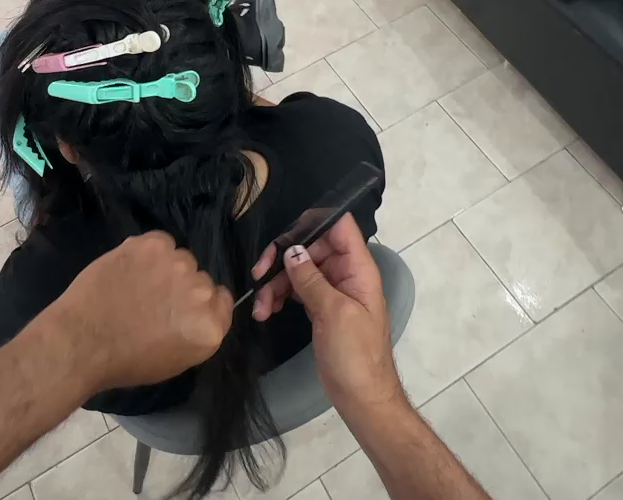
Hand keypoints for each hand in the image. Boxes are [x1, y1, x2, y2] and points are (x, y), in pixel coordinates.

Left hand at [35, 230, 232, 392]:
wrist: (82, 341)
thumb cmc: (126, 361)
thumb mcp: (175, 360)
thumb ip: (195, 329)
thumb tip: (194, 309)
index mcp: (210, 326)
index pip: (222, 299)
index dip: (201, 303)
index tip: (182, 308)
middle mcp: (200, 291)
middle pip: (201, 278)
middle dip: (182, 286)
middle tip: (155, 300)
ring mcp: (177, 263)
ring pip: (180, 257)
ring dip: (164, 267)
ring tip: (138, 284)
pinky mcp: (152, 243)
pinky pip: (160, 241)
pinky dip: (147, 252)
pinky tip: (130, 269)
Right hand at [250, 214, 403, 409]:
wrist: (363, 399)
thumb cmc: (356, 355)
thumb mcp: (334, 313)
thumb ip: (311, 279)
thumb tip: (291, 251)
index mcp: (357, 268)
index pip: (339, 225)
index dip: (313, 222)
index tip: (285, 236)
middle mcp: (345, 273)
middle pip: (311, 246)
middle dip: (283, 258)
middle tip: (259, 274)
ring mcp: (332, 290)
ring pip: (298, 269)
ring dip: (276, 283)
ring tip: (261, 306)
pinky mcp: (319, 307)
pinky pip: (296, 289)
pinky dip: (279, 297)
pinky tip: (267, 311)